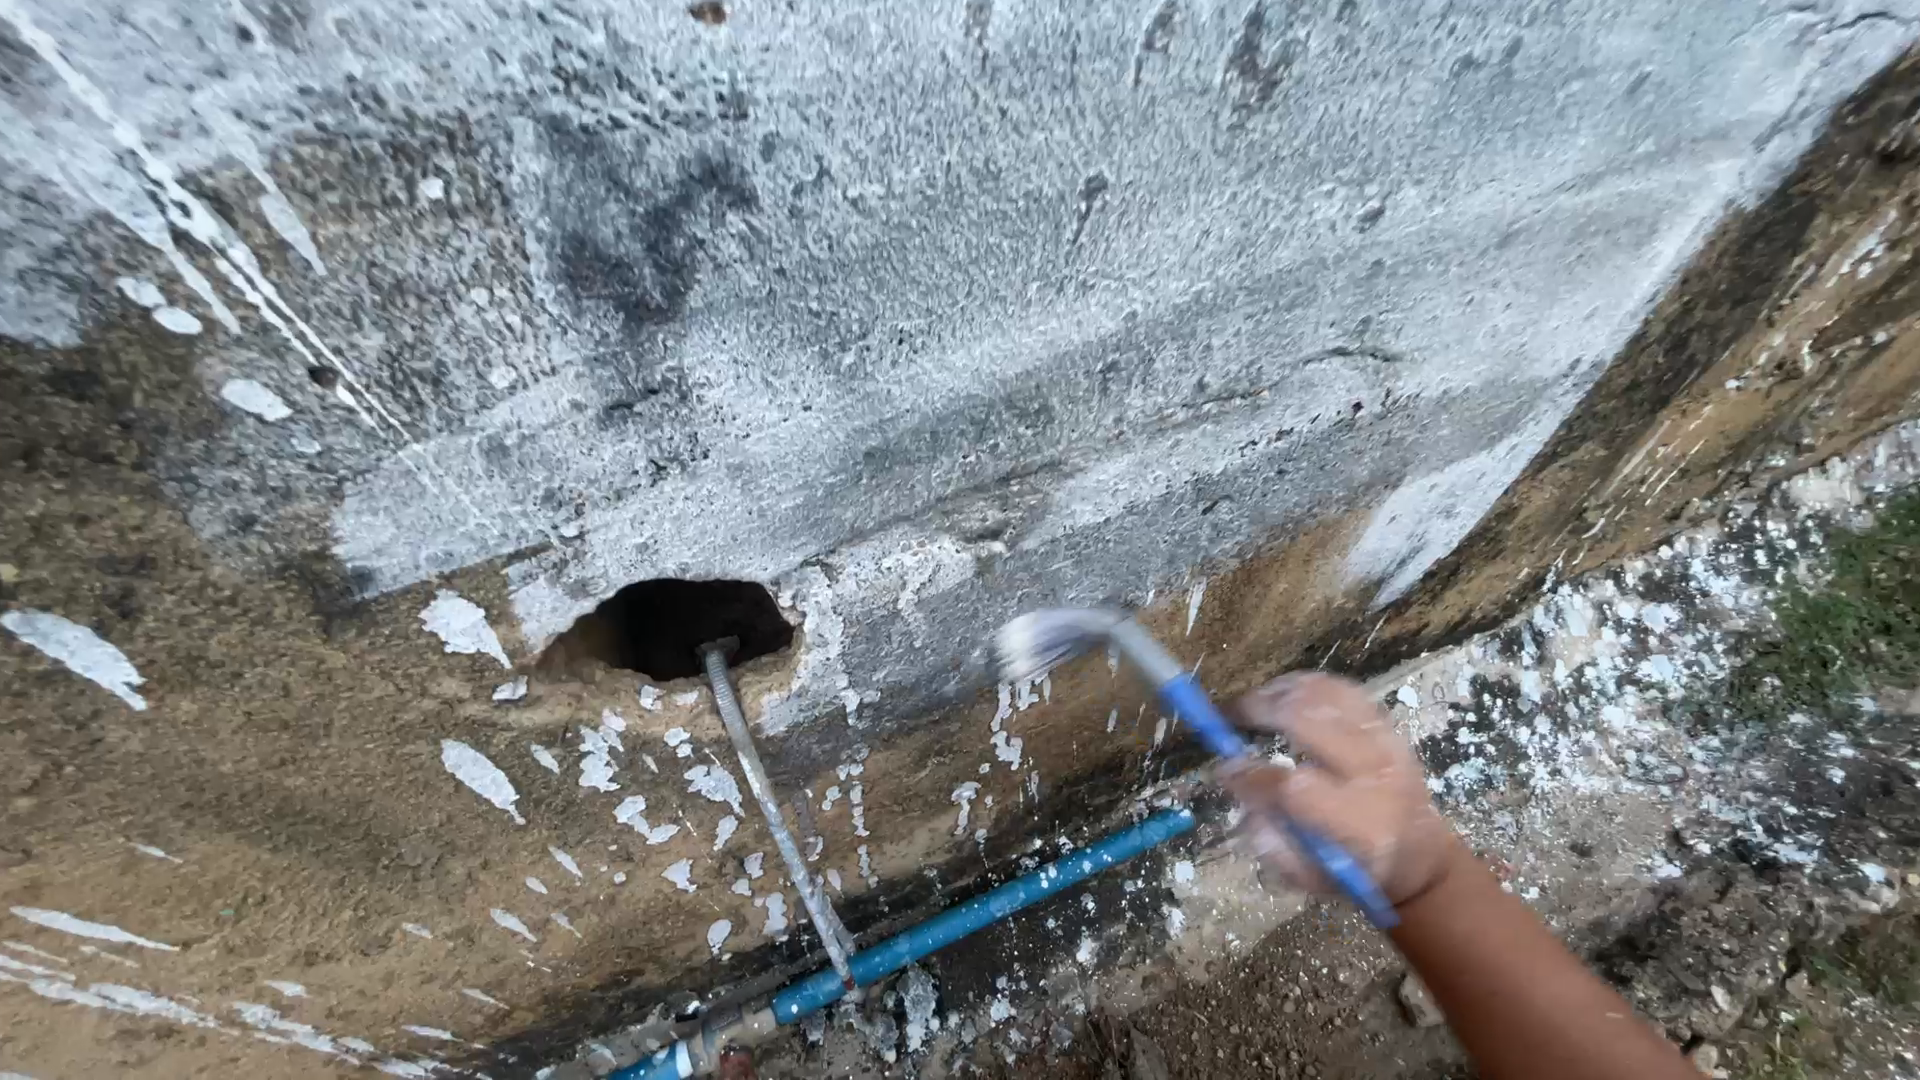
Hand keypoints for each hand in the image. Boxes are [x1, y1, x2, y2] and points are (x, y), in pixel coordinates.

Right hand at [1221, 672, 1458, 906]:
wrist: (1425, 859)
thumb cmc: (1361, 873)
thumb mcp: (1313, 877)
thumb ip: (1270, 840)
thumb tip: (1237, 790)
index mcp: (1358, 823)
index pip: (1293, 786)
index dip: (1249, 774)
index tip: (1222, 768)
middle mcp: (1374, 775)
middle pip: (1308, 721)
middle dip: (1258, 710)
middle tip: (1228, 715)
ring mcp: (1385, 744)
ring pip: (1325, 695)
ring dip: (1279, 692)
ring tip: (1252, 702)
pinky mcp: (1388, 727)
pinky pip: (1342, 689)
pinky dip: (1305, 685)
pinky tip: (1282, 695)